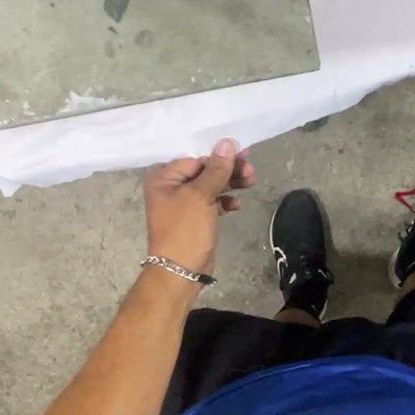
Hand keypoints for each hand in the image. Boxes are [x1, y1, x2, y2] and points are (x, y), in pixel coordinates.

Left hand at [142, 139, 254, 273]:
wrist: (181, 270)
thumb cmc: (186, 229)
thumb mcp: (201, 196)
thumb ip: (216, 169)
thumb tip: (226, 143)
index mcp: (164, 178)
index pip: (195, 158)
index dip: (219, 156)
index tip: (242, 154)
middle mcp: (171, 188)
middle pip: (204, 171)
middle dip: (227, 170)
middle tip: (250, 170)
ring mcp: (183, 204)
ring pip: (210, 187)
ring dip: (230, 184)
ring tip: (250, 182)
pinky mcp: (195, 219)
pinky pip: (211, 203)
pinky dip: (224, 202)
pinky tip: (236, 205)